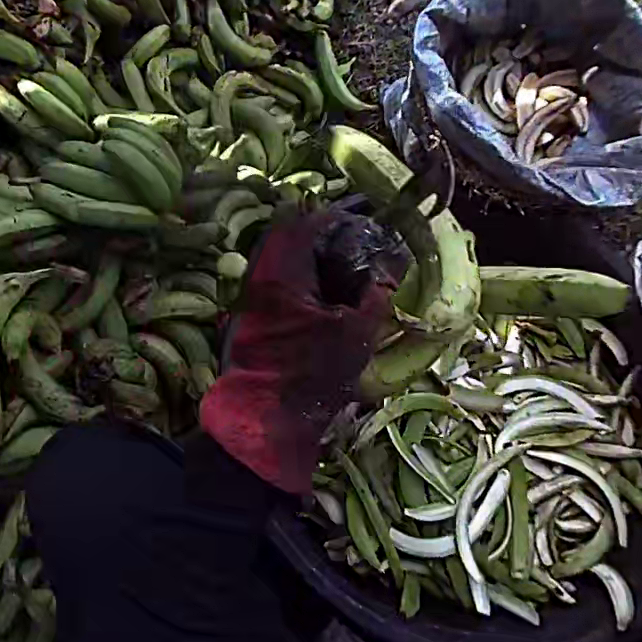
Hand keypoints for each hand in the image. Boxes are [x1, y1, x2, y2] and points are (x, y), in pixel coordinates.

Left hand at [200, 209, 396, 493]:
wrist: (264, 421)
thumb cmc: (311, 374)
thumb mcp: (356, 333)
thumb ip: (377, 295)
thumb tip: (390, 270)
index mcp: (282, 271)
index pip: (306, 223)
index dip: (338, 220)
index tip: (364, 227)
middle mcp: (260, 275)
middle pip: (292, 236)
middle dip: (326, 237)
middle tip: (356, 247)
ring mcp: (251, 295)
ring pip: (284, 258)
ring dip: (313, 258)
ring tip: (346, 270)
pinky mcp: (251, 314)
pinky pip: (278, 281)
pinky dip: (302, 279)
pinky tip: (326, 295)